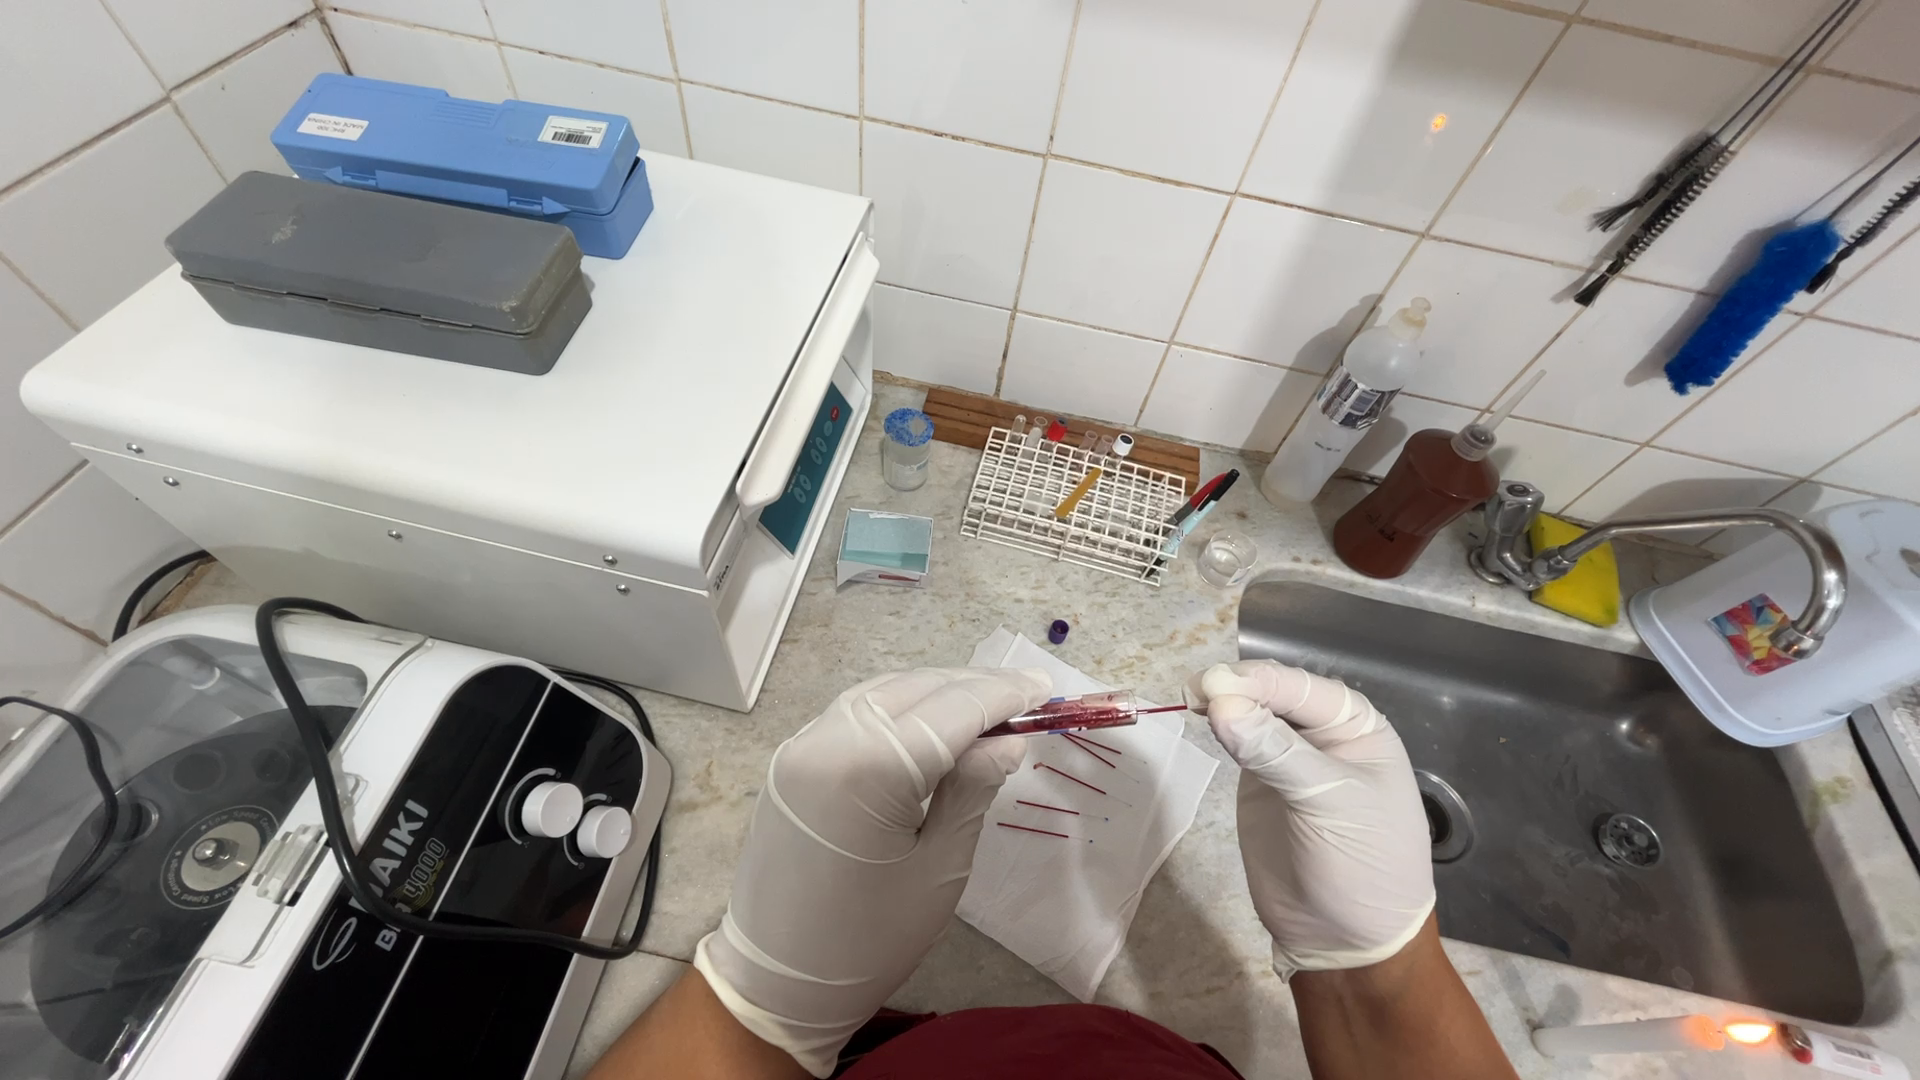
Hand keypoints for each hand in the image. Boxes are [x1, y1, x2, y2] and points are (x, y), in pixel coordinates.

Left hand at [693, 667, 1050, 1076]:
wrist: (771, 982)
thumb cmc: (867, 940)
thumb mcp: (939, 869)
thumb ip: (972, 790)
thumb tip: (1006, 741)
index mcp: (869, 768)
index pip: (953, 708)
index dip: (1003, 694)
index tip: (1043, 687)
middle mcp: (830, 738)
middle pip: (918, 688)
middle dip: (975, 685)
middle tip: (1024, 694)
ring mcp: (804, 743)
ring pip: (885, 690)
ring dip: (937, 688)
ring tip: (985, 702)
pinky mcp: (793, 757)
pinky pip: (855, 710)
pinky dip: (900, 703)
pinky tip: (929, 716)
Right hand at [1186, 660, 1433, 977]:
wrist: (1345, 940)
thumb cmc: (1362, 865)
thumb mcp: (1330, 804)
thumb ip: (1276, 752)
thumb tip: (1222, 705)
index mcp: (1357, 728)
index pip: (1303, 690)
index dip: (1261, 682)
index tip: (1216, 683)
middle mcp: (1323, 733)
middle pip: (1273, 694)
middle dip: (1238, 687)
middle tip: (1198, 691)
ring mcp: (1288, 755)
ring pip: (1251, 712)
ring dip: (1223, 702)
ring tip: (1192, 699)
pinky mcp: (1259, 779)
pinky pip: (1238, 740)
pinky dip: (1219, 726)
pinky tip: (1201, 716)